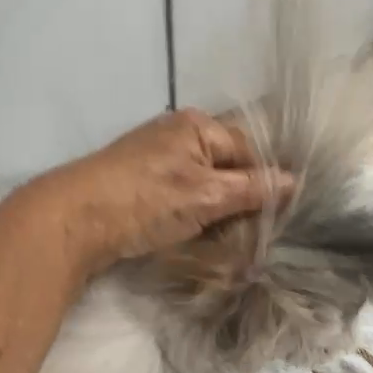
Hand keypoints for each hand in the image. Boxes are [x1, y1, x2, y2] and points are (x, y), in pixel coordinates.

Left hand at [30, 109, 291, 276]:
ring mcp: (162, 164)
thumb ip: (252, 189)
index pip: (251, 151)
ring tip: (239, 245)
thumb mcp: (207, 195)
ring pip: (209, 190)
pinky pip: (188, 202)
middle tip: (262, 237)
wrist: (79, 220)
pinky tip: (207, 242)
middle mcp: (181, 138)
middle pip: (230, 169)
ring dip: (223, 216)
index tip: (283, 219)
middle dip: (246, 202)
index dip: (268, 183)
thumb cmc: (147, 200)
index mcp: (198, 127)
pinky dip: (200, 221)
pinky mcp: (147, 190)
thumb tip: (294, 182)